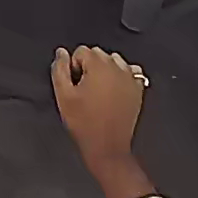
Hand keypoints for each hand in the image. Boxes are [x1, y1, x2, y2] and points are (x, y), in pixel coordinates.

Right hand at [51, 45, 145, 168]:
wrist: (107, 146)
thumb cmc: (85, 123)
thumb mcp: (63, 95)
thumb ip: (59, 69)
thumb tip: (61, 53)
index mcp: (99, 66)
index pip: (81, 51)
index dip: (74, 67)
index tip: (75, 85)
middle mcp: (117, 68)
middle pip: (98, 54)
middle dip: (90, 67)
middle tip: (85, 91)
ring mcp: (130, 78)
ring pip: (114, 61)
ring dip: (105, 71)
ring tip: (99, 93)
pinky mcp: (138, 89)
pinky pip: (130, 72)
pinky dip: (122, 77)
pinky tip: (114, 92)